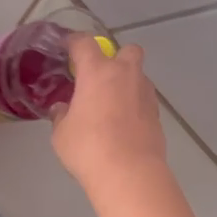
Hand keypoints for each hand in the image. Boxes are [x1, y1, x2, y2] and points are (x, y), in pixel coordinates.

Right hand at [50, 37, 166, 197]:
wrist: (128, 172)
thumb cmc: (88, 149)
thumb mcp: (61, 136)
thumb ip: (61, 116)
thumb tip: (61, 108)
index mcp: (97, 72)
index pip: (84, 45)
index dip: (74, 44)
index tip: (68, 49)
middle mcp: (124, 73)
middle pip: (125, 51)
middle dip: (115, 60)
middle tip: (100, 81)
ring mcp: (144, 91)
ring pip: (137, 76)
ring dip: (125, 85)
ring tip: (110, 110)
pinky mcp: (156, 111)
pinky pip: (142, 100)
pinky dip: (133, 107)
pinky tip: (122, 128)